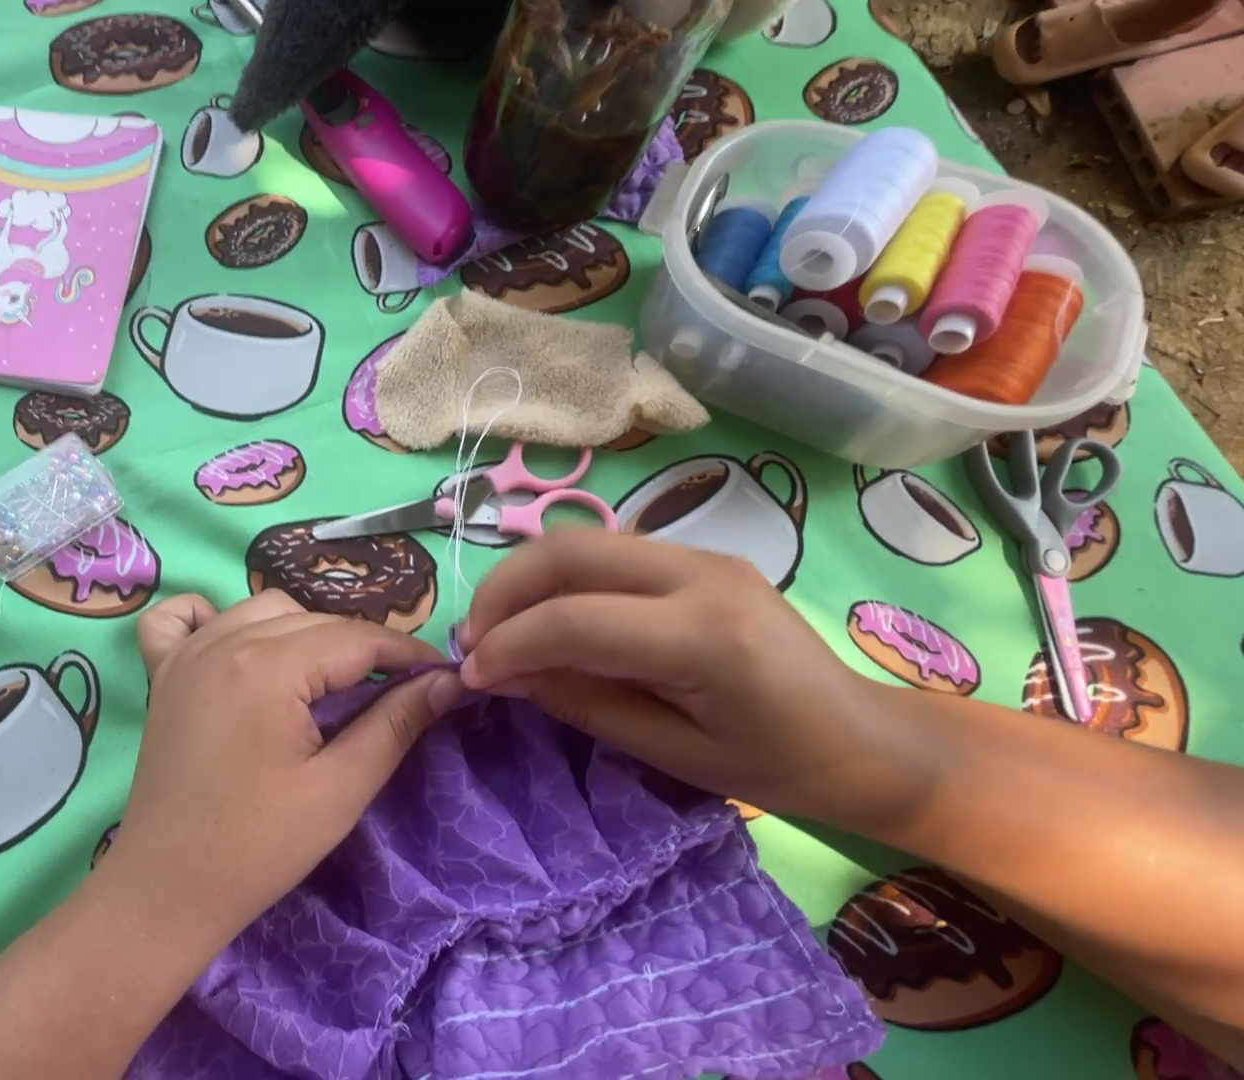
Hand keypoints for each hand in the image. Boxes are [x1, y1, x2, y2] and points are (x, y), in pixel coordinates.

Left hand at [98, 591, 459, 947]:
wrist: (167, 888)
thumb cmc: (259, 847)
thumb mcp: (340, 789)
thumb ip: (395, 724)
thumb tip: (447, 682)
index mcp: (269, 666)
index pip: (357, 637)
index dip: (407, 652)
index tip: (441, 674)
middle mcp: (225, 641)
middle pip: (314, 619)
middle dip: (363, 647)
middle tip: (395, 688)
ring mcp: (185, 652)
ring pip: (262, 609)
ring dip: (303, 630)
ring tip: (327, 678)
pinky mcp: (163, 672)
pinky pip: (181, 618)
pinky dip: (211, 615)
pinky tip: (235, 642)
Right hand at [457, 531, 935, 832]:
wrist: (864, 737)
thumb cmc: (776, 767)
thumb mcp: (669, 753)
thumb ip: (579, 702)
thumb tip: (501, 672)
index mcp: (706, 637)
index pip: (574, 620)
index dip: (507, 644)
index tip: (470, 676)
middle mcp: (700, 574)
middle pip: (565, 553)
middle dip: (501, 592)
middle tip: (472, 641)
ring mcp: (700, 553)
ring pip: (578, 540)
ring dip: (523, 579)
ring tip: (497, 629)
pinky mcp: (694, 552)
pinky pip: (603, 551)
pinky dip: (557, 579)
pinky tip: (543, 616)